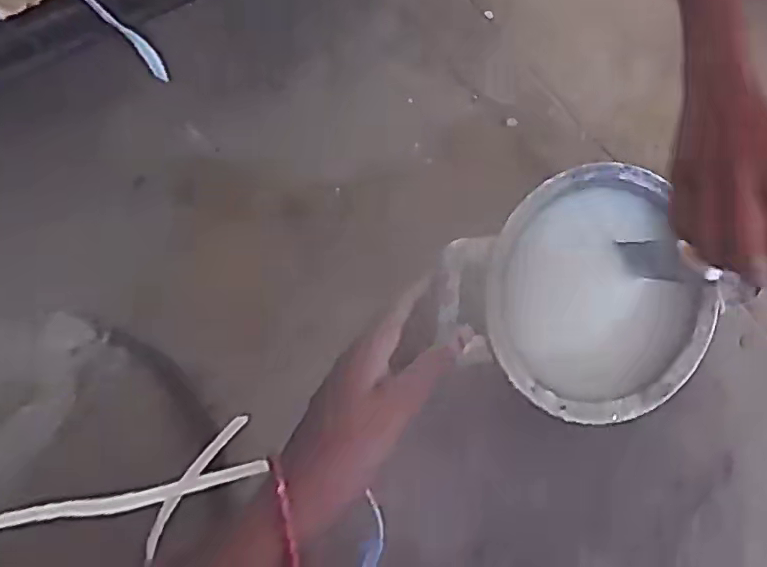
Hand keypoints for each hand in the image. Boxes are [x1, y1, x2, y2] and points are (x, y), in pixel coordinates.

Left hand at [277, 277, 461, 538]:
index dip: (428, 285)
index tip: (457, 269)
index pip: (402, 303)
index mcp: (368, 347)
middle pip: (398, 319)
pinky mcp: (352, 397)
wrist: (301, 497)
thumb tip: (465, 330)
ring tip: (456, 326)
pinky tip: (428, 366)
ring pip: (393, 341)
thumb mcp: (398, 405)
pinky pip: (388, 361)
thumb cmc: (352, 444)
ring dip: (422, 331)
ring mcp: (352, 376)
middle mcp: (358, 353)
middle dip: (429, 306)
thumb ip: (431, 365)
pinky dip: (411, 354)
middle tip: (466, 297)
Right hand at [671, 70, 766, 289]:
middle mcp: (739, 177)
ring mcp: (705, 178)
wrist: (719, 84)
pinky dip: (697, 243)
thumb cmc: (760, 119)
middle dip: (760, 275)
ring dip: (728, 264)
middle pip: (745, 252)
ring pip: (711, 247)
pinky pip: (682, 228)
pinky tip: (709, 238)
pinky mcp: (679, 177)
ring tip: (739, 260)